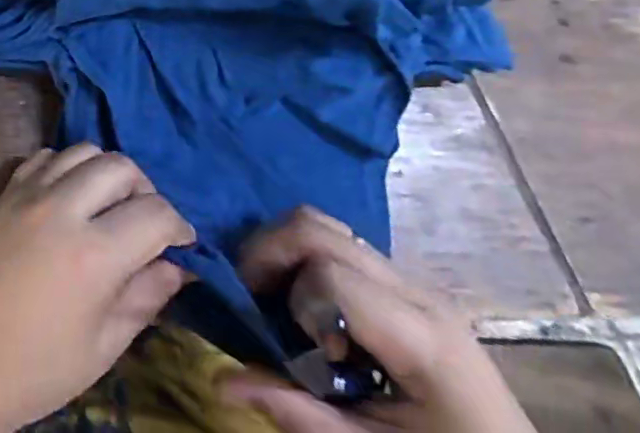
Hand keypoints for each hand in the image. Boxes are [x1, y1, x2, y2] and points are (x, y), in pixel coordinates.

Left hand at [0, 145, 196, 432]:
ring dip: (106, 172)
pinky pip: (45, 156)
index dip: (179, 227)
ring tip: (107, 206)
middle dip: (145, 191)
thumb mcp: (104, 344)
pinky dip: (66, 167)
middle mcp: (62, 209)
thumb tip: (179, 267)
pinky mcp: (5, 193)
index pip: (156, 213)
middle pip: (121, 167)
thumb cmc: (38, 368)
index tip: (180, 244)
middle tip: (144, 223)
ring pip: (83, 150)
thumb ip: (146, 297)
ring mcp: (28, 194)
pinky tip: (68, 198)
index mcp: (94, 255)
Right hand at [218, 207, 535, 432]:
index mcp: (418, 335)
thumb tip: (221, 381)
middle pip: (318, 228)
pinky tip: (305, 304)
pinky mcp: (405, 286)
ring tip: (271, 295)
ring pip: (326, 225)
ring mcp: (412, 282)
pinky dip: (305, 257)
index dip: (293, 299)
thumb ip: (301, 415)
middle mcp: (415, 291)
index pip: (328, 272)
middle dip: (267, 251)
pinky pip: (342, 244)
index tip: (289, 346)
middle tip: (249, 296)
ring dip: (283, 249)